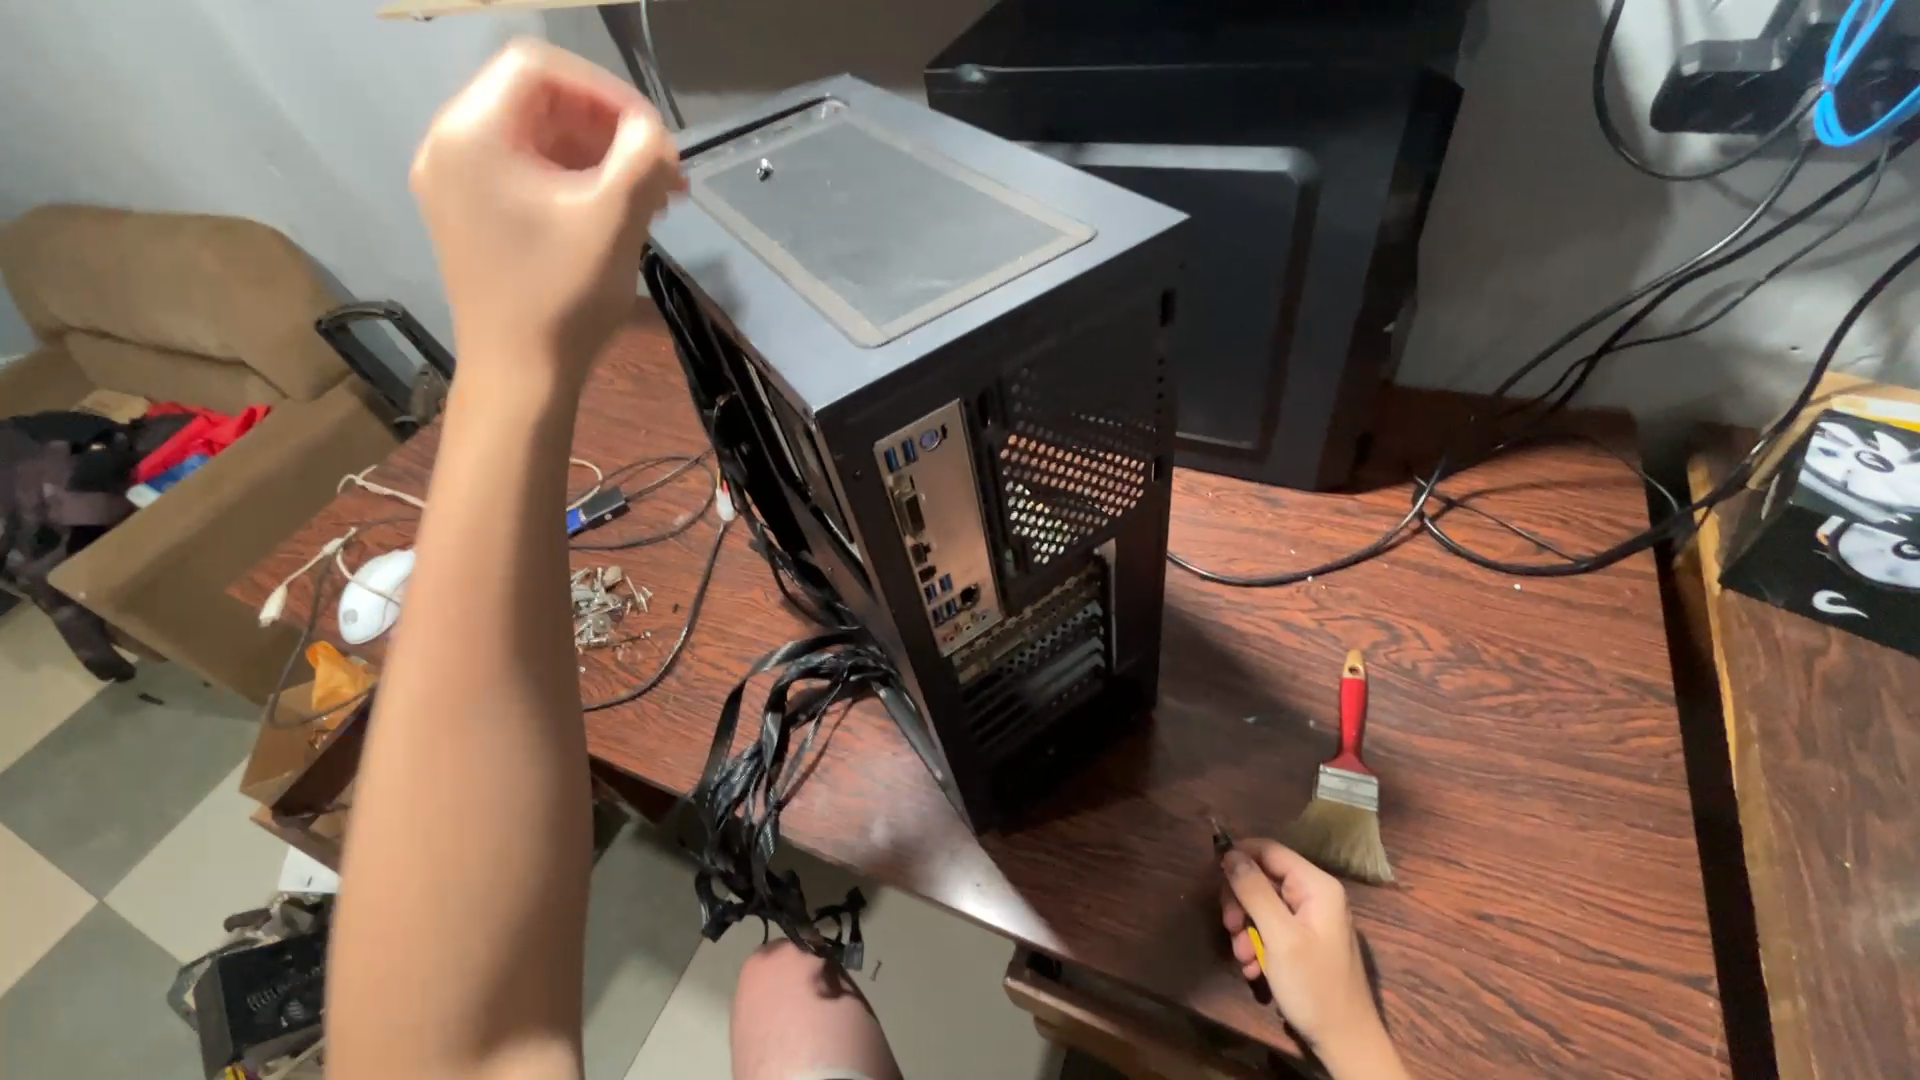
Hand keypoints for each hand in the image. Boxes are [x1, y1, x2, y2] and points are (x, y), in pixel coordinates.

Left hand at [410, 38, 684, 389]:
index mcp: (473, 133)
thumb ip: (644, 159)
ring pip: (537, 141)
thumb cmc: (564, 296)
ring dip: (600, 160)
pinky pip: (527, 177)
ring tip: (652, 199)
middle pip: (539, 103)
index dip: (607, 93)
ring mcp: (458, 186)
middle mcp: (452, 147)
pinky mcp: (472, 219)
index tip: (654, 139)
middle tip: (664, 174)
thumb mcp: (616, 220)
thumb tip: (656, 139)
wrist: (520, 376)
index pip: (541, 68)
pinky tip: (616, 216)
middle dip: (610, 133)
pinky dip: (575, 185)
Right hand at [1222, 839, 1404, 1076]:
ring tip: (1244, 959)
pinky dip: (1257, 944)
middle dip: (1240, 902)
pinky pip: (1271, 927)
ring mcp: (1310, 919)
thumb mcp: (1279, 936)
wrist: (1345, 1043)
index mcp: (1316, 886)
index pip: (1268, 849)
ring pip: (1262, 905)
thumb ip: (1254, 890)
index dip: (1238, 857)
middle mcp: (1315, 895)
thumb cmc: (1314, 986)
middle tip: (1230, 927)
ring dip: (1245, 929)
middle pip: (1262, 878)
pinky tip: (1254, 968)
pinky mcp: (1304, 941)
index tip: (1213, 878)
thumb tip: (1229, 852)